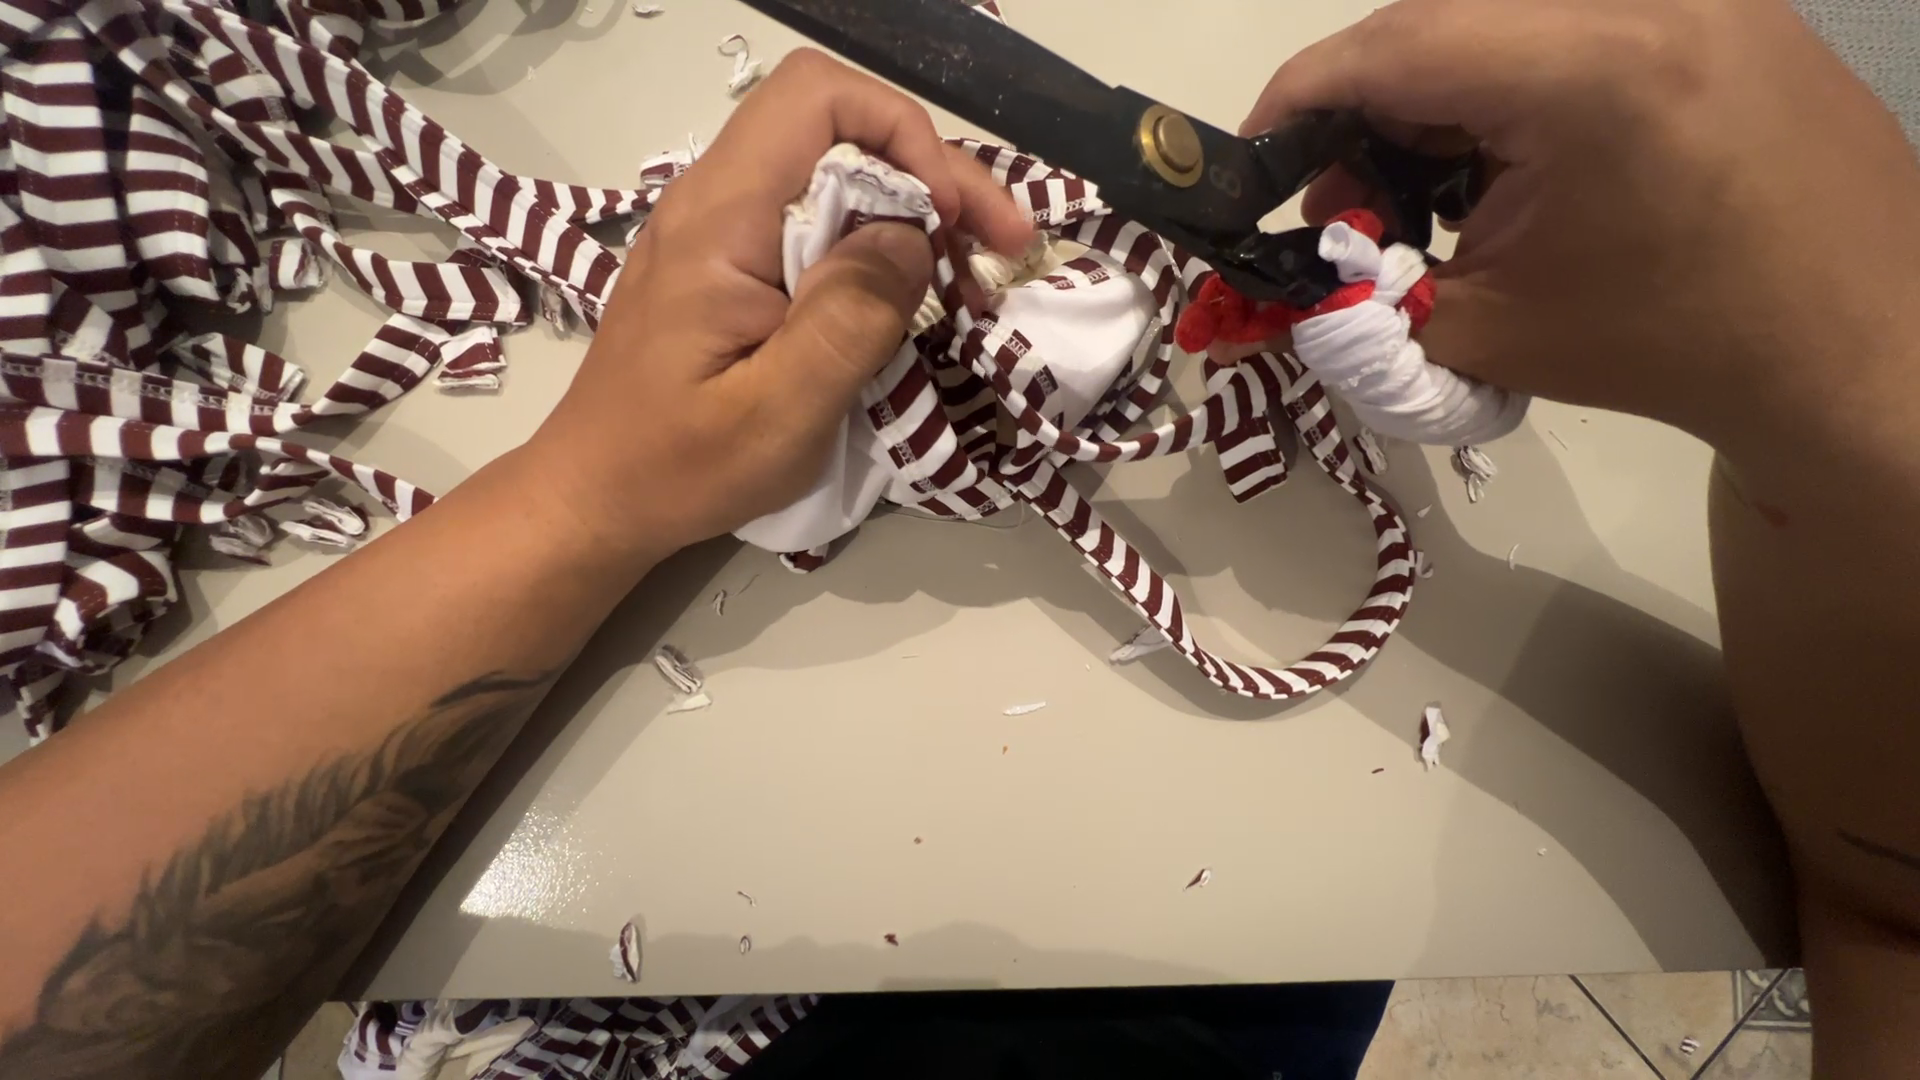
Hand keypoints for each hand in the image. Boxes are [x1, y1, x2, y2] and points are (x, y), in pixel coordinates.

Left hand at [526, 50, 1032, 565]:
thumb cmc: (682, 466)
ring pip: (835, 183)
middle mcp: (717, 206)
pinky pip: (817, 231)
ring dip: (913, 220)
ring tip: (969, 282)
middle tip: (1004, 247)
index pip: (817, 101)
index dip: (903, 136)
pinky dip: (878, 254)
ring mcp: (723, 238)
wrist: (604, 496)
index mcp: (721, 221)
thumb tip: (911, 236)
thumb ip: (847, 318)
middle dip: (935, 180)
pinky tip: (911, 299)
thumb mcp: (779, 410)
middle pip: (840, 137)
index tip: (952, 218)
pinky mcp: (734, 274)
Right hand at [1245, 0, 1919, 453]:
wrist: (1847, 342)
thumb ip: (1356, 305)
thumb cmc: (1654, 347)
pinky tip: (1482, 170)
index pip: (1397, 45)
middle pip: (1437, 20)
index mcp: (1589, 76)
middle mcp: (1646, 1)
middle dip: (1355, 108)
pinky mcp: (1710, 15)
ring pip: (1491, 21)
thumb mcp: (1473, 333)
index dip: (1299, 94)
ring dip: (1418, 102)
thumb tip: (1265, 303)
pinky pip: (1554, 31)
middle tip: (1333, 203)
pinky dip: (1485, 94)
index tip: (1250, 156)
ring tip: (1404, 196)